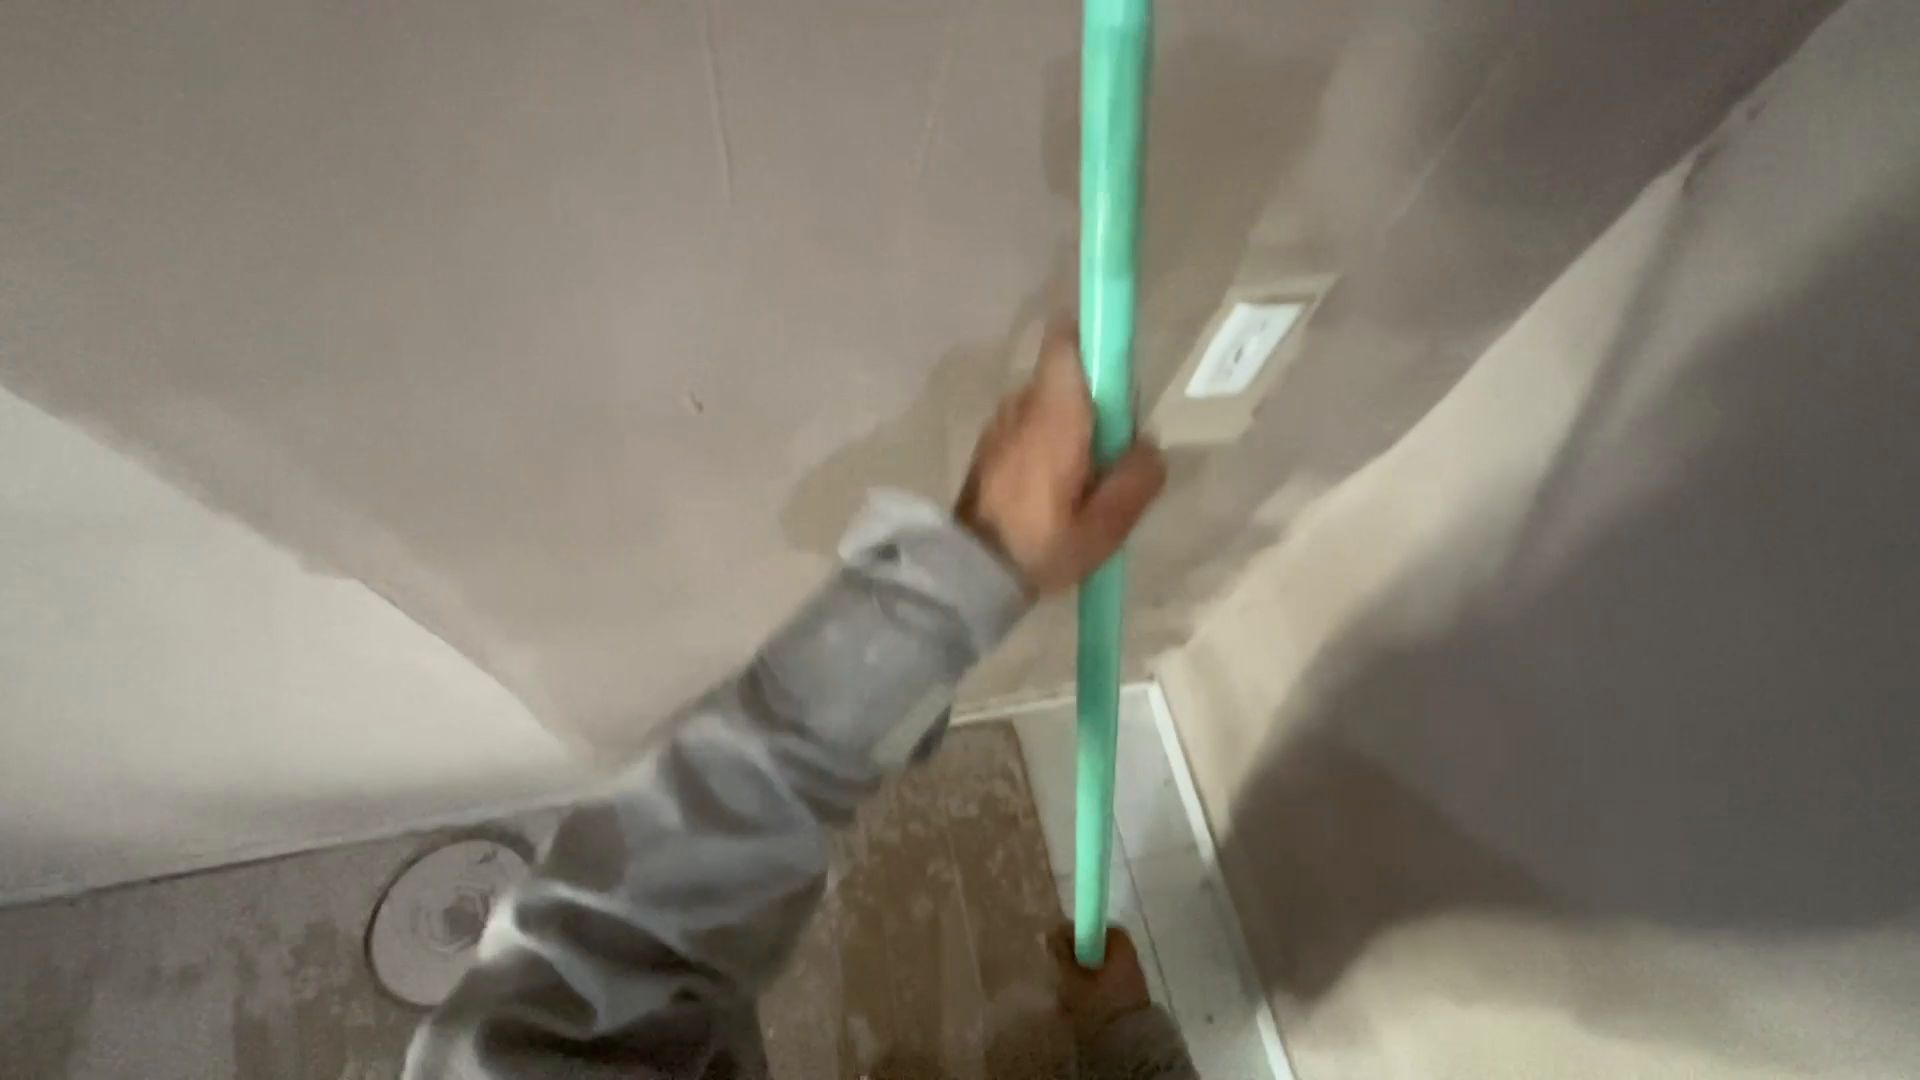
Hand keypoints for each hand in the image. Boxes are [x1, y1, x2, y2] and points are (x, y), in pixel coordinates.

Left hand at [955, 320, 1166, 595]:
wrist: (969, 572)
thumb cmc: (1040, 546)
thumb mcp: (1104, 527)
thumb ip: (1136, 480)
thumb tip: (1148, 447)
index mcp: (1054, 415)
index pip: (1067, 343)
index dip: (1094, 338)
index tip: (1118, 364)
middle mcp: (1021, 406)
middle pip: (1065, 374)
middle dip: (1095, 398)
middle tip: (1113, 450)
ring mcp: (999, 424)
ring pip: (1046, 401)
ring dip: (1071, 423)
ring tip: (1084, 478)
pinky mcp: (988, 446)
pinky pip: (1028, 424)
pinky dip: (1048, 440)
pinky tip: (1054, 487)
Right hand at [1050, 925, 1152, 1039]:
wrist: (1129, 1044)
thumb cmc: (1100, 1003)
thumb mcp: (1072, 978)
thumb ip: (1060, 953)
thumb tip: (1051, 932)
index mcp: (1118, 941)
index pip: (1088, 928)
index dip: (1070, 939)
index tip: (1057, 954)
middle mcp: (1127, 952)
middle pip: (1092, 950)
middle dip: (1074, 963)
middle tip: (1060, 979)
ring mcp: (1130, 975)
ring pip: (1096, 970)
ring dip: (1080, 981)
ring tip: (1067, 1000)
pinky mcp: (1129, 995)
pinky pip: (1103, 986)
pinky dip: (1090, 993)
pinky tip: (1078, 1008)